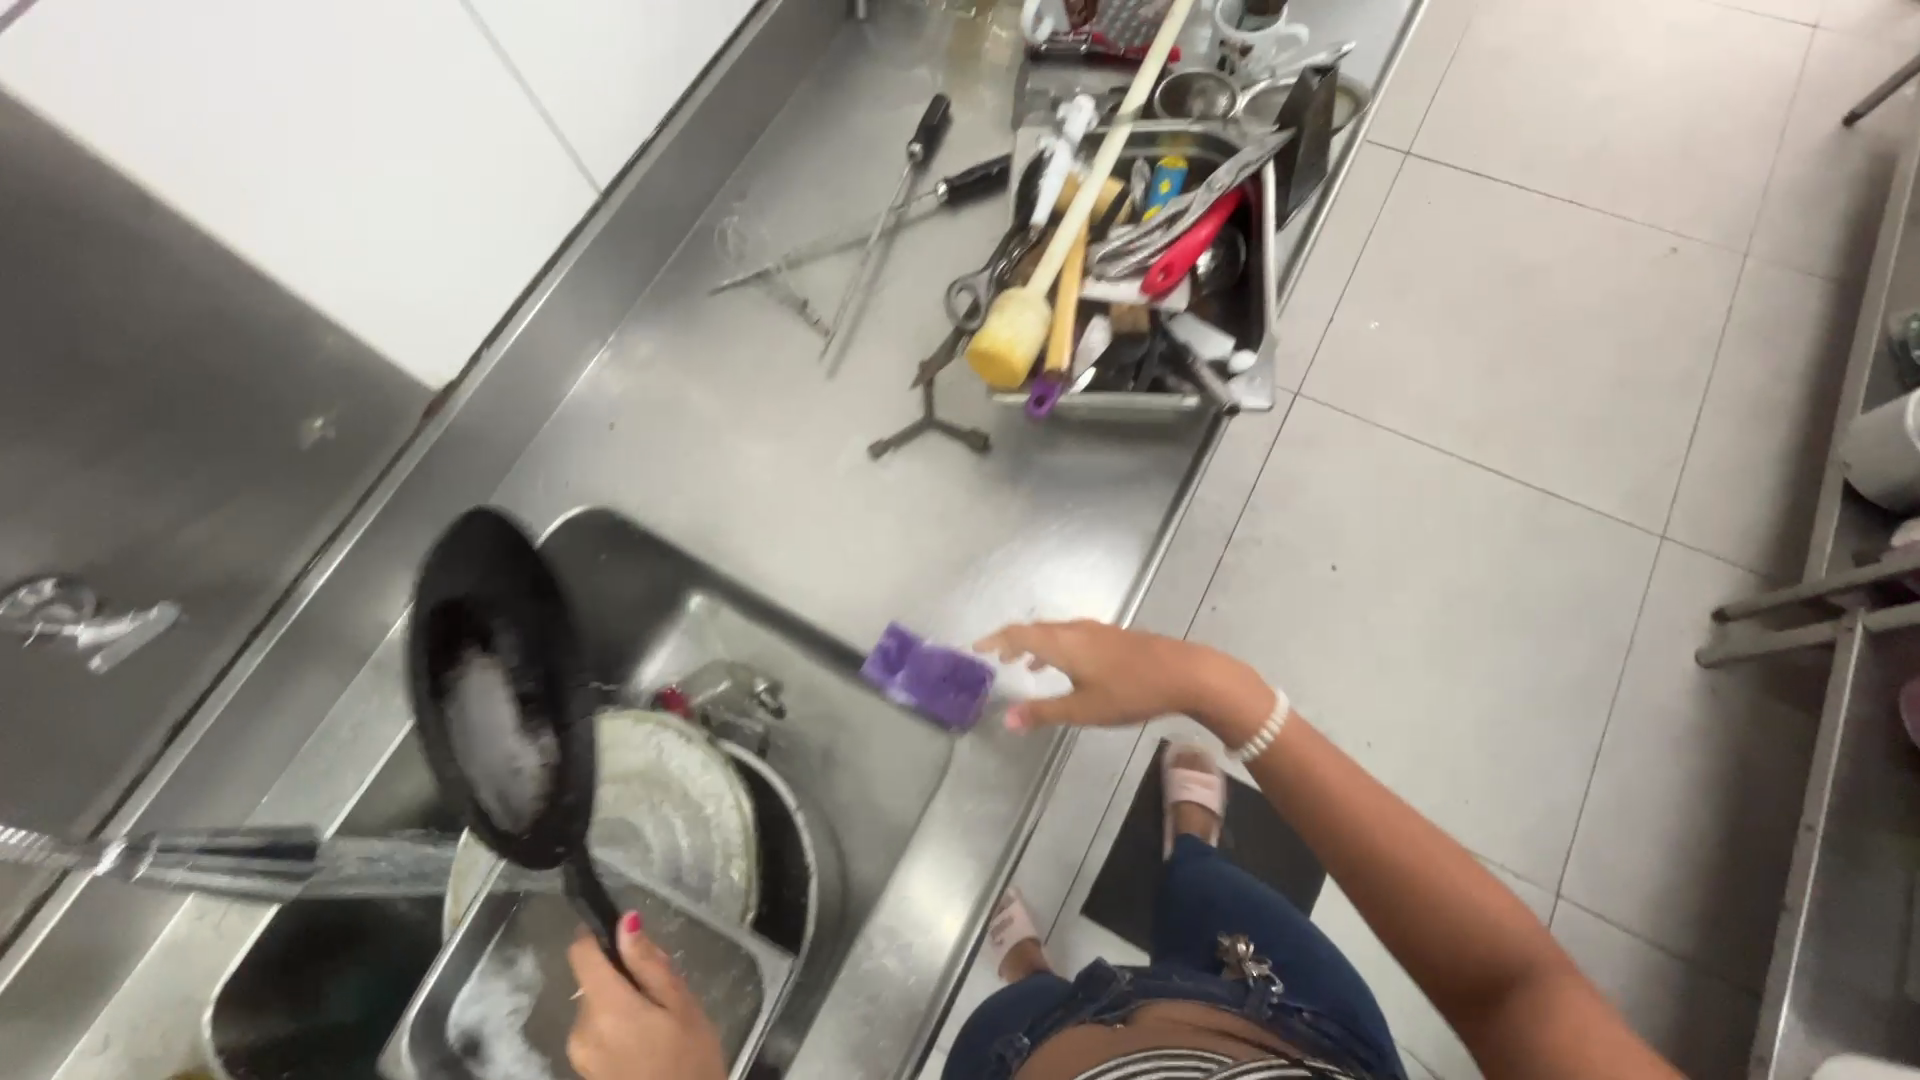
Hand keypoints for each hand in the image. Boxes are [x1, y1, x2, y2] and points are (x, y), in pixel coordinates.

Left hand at [567, 913, 726, 1079]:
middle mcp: (581, 1029)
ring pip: (596, 1007)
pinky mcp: (585, 1072)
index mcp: (605, 1007)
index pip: (581, 953)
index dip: (596, 935)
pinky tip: (648, 1040)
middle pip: (593, 982)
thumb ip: (648, 962)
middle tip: (663, 989)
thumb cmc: (690, 1059)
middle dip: (623, 976)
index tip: (623, 933)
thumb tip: (625, 922)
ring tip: (660, 1018)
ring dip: (621, 1002)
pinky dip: (617, 1026)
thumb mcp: (681, 1003)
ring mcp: (579, 1055)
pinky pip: (597, 1032)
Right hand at [974, 620, 1266, 736]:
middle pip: (1035, 630)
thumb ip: (1044, 712)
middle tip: (996, 657)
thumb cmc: (1129, 692)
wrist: (1185, 672)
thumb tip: (1007, 720)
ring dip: (1035, 646)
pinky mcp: (1112, 637)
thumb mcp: (1083, 709)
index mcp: (1062, 643)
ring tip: (1023, 665)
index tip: (976, 648)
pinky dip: (1056, 648)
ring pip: (1055, 633)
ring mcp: (1096, 631)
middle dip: (1012, 642)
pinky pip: (1071, 637)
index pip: (1018, 634)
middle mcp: (1075, 630)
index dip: (995, 640)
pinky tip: (1066, 668)